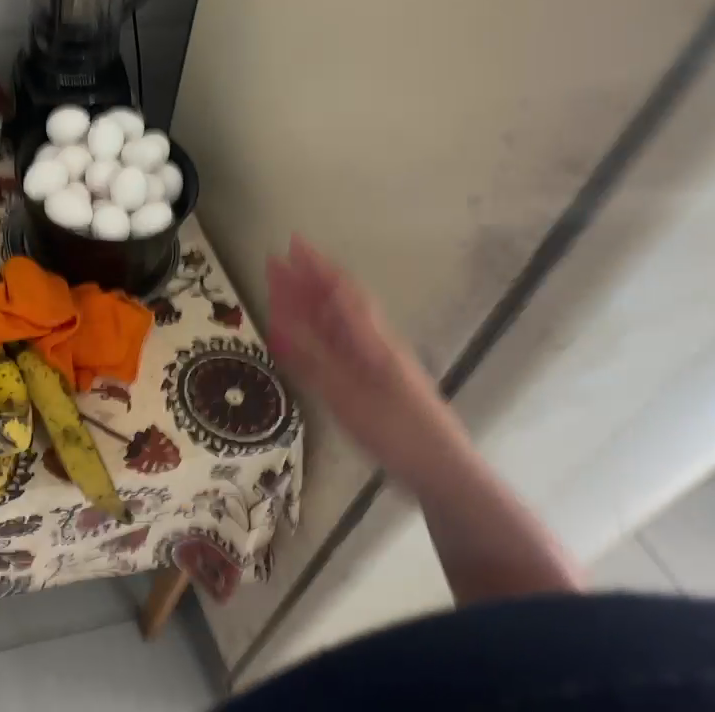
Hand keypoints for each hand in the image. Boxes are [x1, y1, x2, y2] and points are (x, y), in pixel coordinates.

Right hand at [266, 235, 463, 478]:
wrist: (440, 471)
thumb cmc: (398, 430)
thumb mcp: (349, 395)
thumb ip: (313, 358)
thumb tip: (281, 322)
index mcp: (370, 340)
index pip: (340, 291)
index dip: (316, 266)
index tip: (292, 244)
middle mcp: (370, 345)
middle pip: (334, 305)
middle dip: (303, 282)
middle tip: (274, 265)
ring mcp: (369, 366)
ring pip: (332, 327)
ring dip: (304, 308)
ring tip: (277, 294)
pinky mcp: (367, 386)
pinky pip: (332, 353)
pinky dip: (309, 341)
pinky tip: (293, 342)